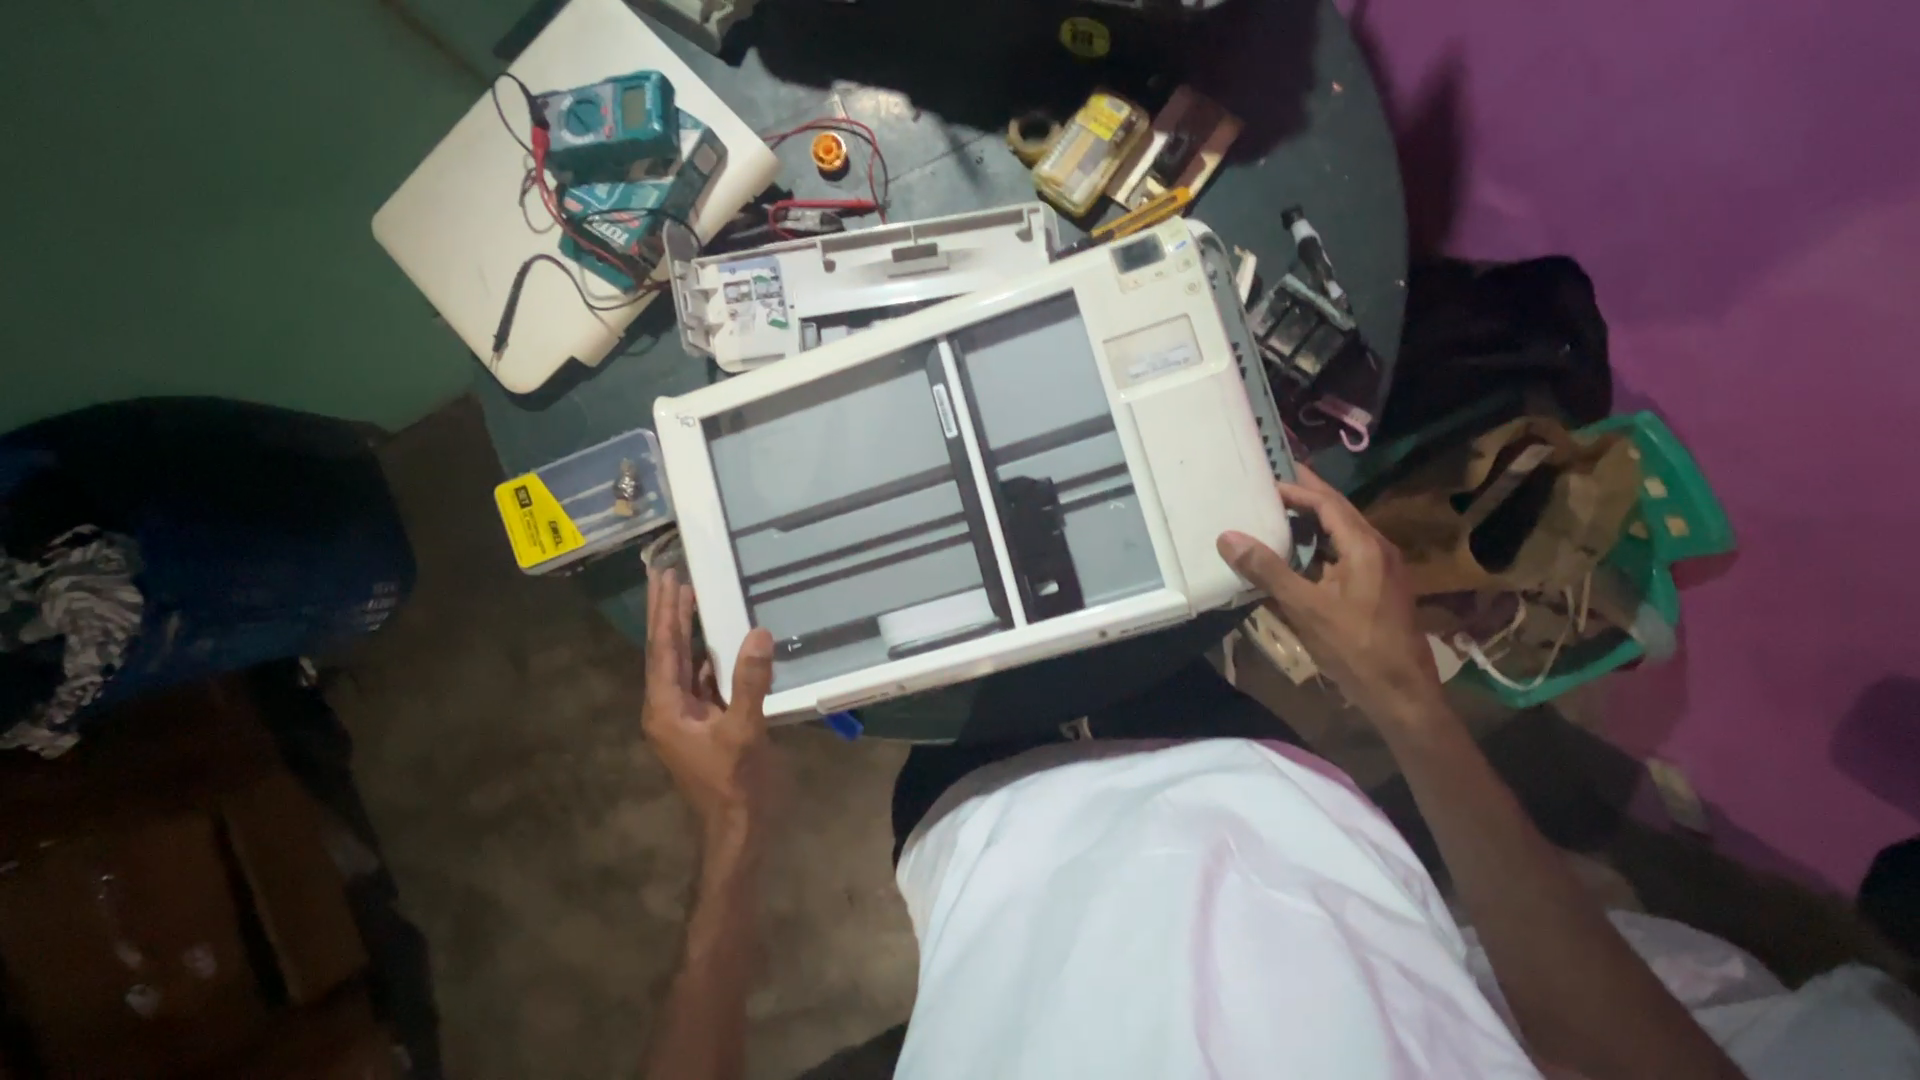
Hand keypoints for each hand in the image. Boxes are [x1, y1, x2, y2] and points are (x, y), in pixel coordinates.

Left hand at [642, 567, 778, 847]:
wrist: (738, 830)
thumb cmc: (734, 783)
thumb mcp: (743, 731)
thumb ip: (749, 682)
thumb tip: (756, 633)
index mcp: (665, 708)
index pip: (662, 649)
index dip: (666, 612)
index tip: (668, 578)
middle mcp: (667, 708)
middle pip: (665, 651)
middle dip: (667, 613)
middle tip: (668, 574)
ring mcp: (685, 717)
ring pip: (682, 664)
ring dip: (687, 631)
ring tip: (692, 596)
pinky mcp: (704, 724)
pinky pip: (702, 680)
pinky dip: (709, 656)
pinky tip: (721, 640)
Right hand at [1216, 464, 1444, 727]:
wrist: (1401, 692)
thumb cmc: (1355, 648)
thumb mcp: (1305, 609)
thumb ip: (1267, 570)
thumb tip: (1228, 537)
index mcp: (1364, 546)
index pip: (1327, 503)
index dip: (1296, 489)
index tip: (1264, 481)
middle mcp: (1378, 549)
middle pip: (1339, 511)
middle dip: (1307, 495)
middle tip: (1273, 482)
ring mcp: (1382, 569)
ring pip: (1344, 532)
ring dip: (1314, 520)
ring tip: (1280, 513)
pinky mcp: (1380, 587)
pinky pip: (1347, 553)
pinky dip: (1322, 544)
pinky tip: (1301, 556)